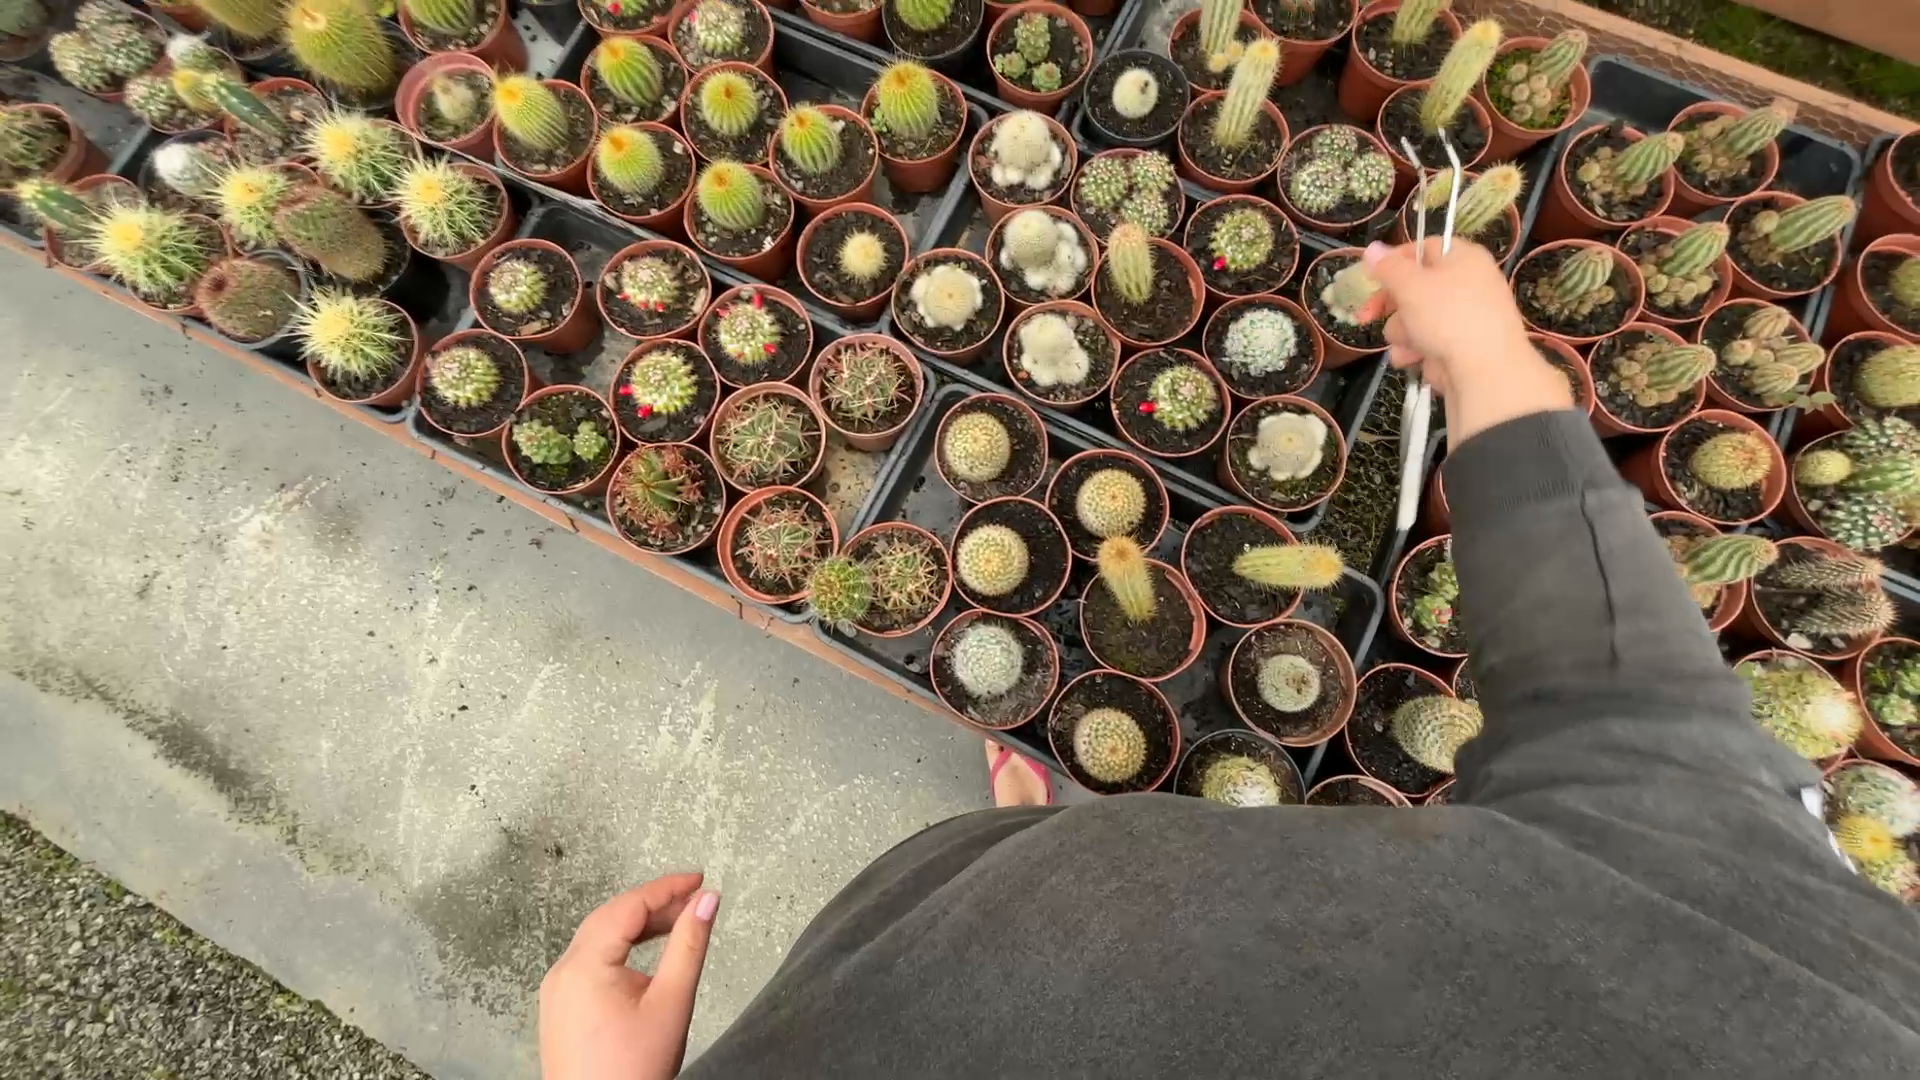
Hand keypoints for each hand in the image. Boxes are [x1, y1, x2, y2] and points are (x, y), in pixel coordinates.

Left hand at [539, 873, 719, 1079]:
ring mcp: (557, 991)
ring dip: (640, 922)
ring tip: (680, 920)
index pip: (628, 905)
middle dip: (655, 902)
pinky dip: (624, 944)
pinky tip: (650, 949)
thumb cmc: (634, 1068)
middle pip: (611, 916)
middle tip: (694, 898)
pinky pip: (592, 958)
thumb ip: (690, 943)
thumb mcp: (672, 1001)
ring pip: (600, 935)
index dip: (667, 887)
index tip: (701, 880)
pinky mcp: (560, 1008)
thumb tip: (708, 898)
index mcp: (584, 965)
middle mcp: (562, 971)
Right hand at [1356, 239, 1573, 446]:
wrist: (1483, 366)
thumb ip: (1387, 267)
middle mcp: (1463, 283)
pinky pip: (1421, 342)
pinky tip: (1416, 358)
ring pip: (1411, 319)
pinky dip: (1413, 350)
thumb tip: (1371, 248)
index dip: (1393, 261)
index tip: (1369, 277)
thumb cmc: (1447, 316)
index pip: (1423, 248)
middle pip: (1412, 287)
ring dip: (1401, 333)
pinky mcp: (1454, 344)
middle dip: (1391, 306)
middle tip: (1368, 315)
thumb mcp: (1410, 285)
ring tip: (1410, 344)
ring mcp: (1459, 316)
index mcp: (1461, 258)